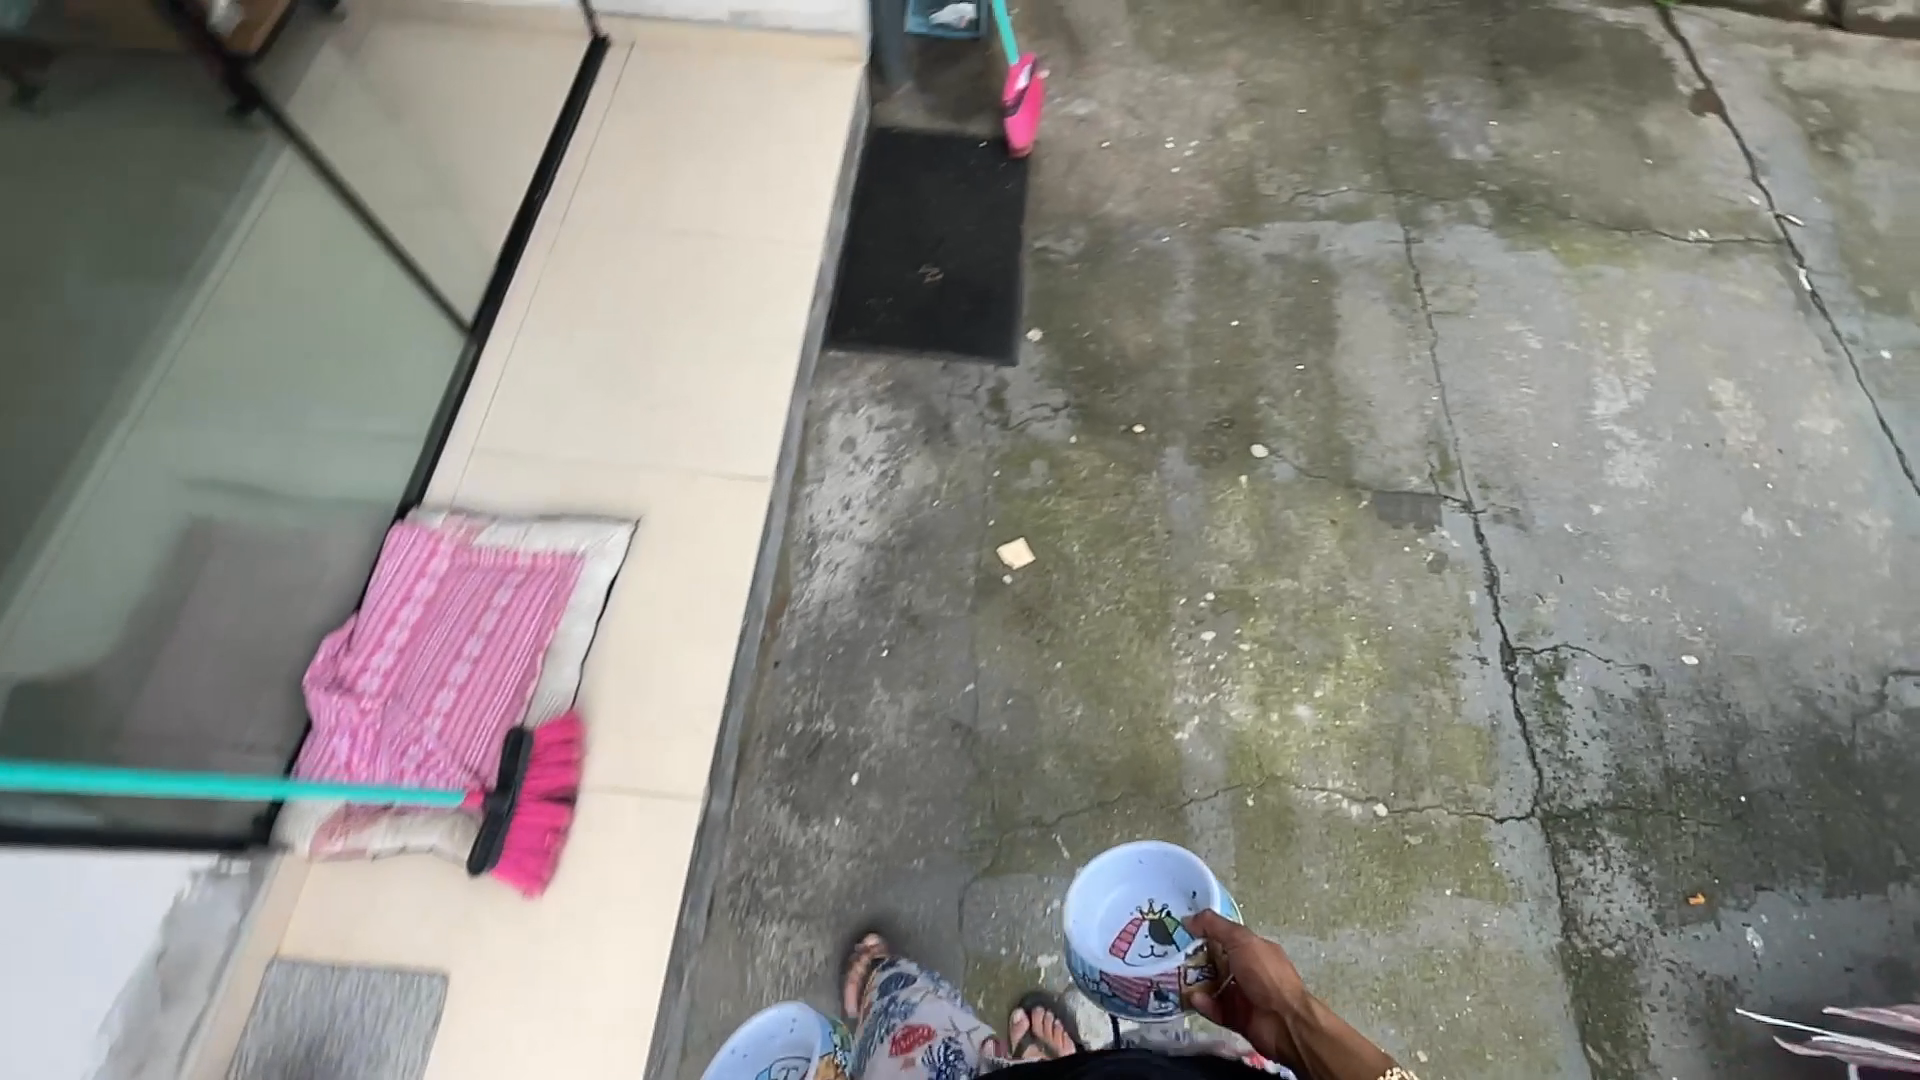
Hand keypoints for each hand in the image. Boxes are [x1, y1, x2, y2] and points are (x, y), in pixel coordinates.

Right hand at [1186, 909, 1311, 1062]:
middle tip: (1172, 956)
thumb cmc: (1266, 975)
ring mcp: (1244, 996)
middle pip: (1216, 962)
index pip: (1225, 937)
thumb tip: (1188, 918)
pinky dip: (1204, 1004)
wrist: (1285, 1023)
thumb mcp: (1241, 940)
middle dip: (1195, 959)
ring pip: (1213, 986)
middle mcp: (1249, 971)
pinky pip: (1215, 1008)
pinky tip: (1194, 999)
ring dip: (1195, 982)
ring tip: (1176, 978)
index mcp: (1254, 950)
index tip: (1183, 931)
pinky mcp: (1237, 1018)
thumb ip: (1214, 926)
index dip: (1205, 933)